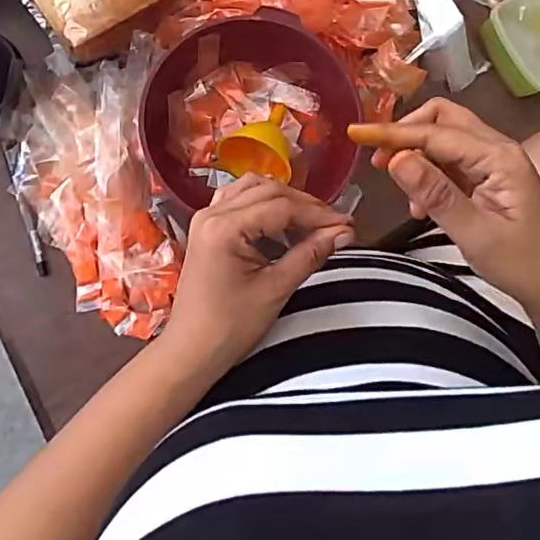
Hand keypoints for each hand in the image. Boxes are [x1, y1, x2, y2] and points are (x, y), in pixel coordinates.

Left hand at [161, 175, 353, 370]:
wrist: (191, 350)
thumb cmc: (230, 327)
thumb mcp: (276, 289)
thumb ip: (310, 254)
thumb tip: (343, 233)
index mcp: (224, 227)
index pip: (281, 206)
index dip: (318, 214)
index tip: (348, 225)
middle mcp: (211, 213)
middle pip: (268, 191)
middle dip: (305, 205)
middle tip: (335, 225)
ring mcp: (206, 217)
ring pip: (253, 189)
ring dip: (285, 200)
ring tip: (312, 223)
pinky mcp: (207, 227)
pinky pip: (239, 200)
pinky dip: (263, 204)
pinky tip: (281, 223)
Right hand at [349, 98, 539, 306]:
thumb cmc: (523, 264)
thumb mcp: (475, 233)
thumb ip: (435, 194)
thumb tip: (397, 159)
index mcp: (499, 158)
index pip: (435, 133)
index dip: (394, 133)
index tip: (357, 135)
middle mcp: (497, 149)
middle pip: (442, 118)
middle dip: (406, 132)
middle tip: (378, 159)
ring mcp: (493, 162)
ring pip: (444, 137)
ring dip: (416, 154)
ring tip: (402, 192)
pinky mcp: (487, 176)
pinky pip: (449, 160)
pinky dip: (427, 172)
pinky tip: (420, 204)